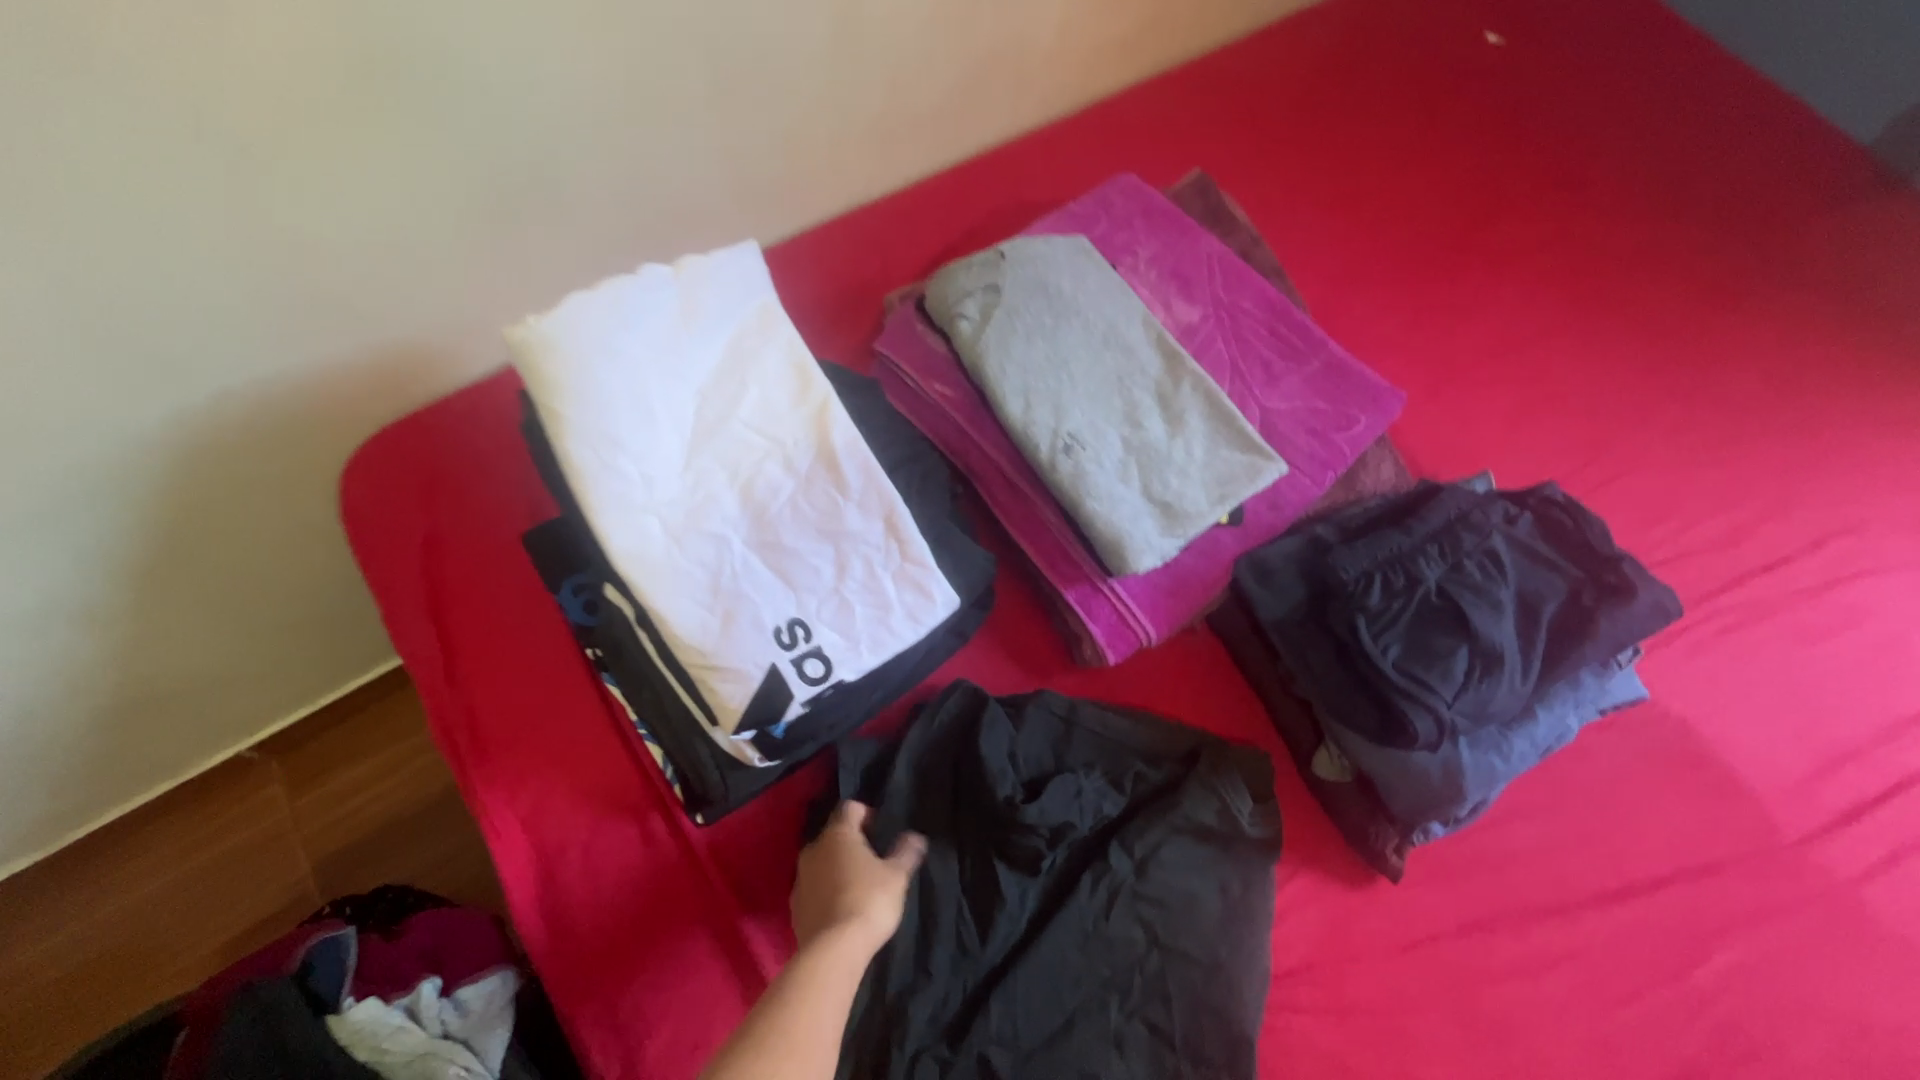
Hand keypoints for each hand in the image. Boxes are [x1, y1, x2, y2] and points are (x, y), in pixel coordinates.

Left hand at [792, 801, 926, 957]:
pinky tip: (841, 908)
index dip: (866, 814)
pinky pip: (812, 888)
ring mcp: (800, 878)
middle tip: (873, 860)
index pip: (850, 808)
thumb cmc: (869, 901)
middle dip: (851, 843)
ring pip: (821, 862)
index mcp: (838, 834)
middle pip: (833, 835)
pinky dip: (825, 891)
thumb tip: (916, 837)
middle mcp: (813, 849)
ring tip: (858, 886)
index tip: (881, 830)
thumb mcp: (897, 876)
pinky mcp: (794, 906)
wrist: (833, 950)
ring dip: (836, 867)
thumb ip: (906, 852)